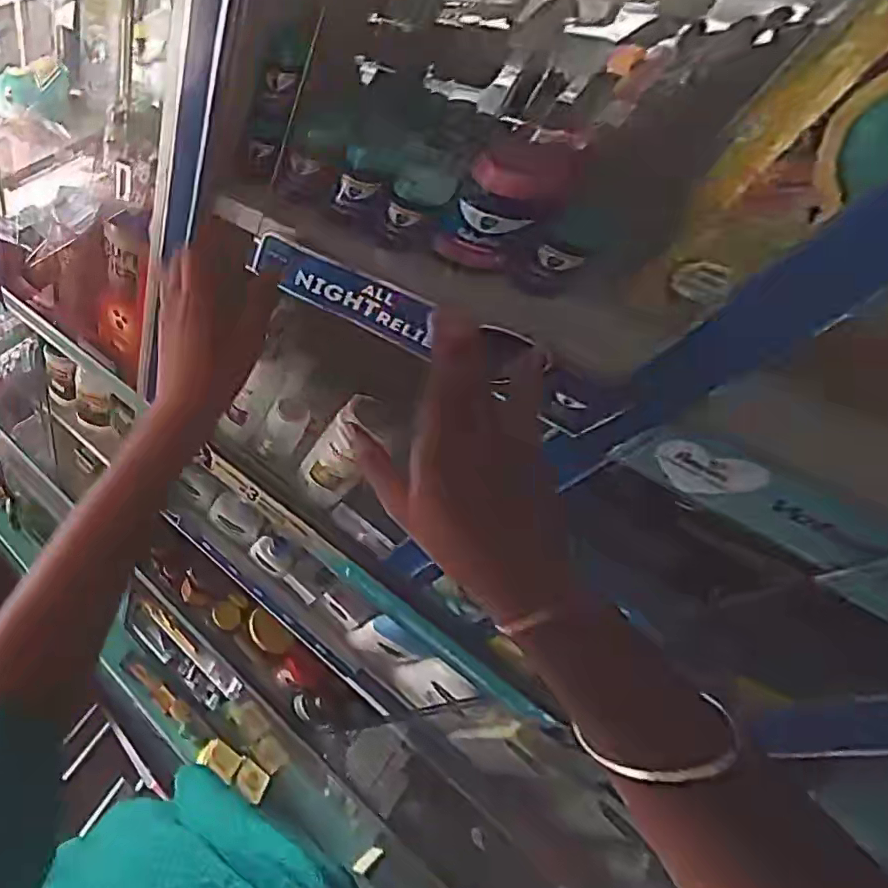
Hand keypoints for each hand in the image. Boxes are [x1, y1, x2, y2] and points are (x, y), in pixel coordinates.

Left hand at [153, 222, 279, 436]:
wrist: (183, 406)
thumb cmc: (217, 374)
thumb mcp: (249, 337)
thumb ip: (260, 301)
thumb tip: (272, 272)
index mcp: (197, 296)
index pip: (196, 250)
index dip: (208, 232)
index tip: (221, 222)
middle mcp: (176, 300)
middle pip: (179, 259)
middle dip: (197, 246)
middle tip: (217, 243)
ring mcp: (166, 315)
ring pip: (172, 276)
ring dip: (187, 265)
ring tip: (208, 266)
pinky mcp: (162, 330)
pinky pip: (169, 295)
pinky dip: (182, 286)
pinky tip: (197, 298)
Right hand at [350, 310, 580, 624]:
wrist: (522, 575)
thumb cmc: (451, 543)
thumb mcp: (403, 508)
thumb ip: (377, 466)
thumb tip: (353, 429)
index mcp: (439, 453)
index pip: (440, 393)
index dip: (443, 355)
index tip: (443, 323)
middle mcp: (477, 440)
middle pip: (470, 385)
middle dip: (465, 347)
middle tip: (460, 313)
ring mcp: (511, 445)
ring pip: (503, 393)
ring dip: (500, 360)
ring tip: (502, 329)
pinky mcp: (535, 454)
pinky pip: (526, 410)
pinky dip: (527, 384)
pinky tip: (531, 365)